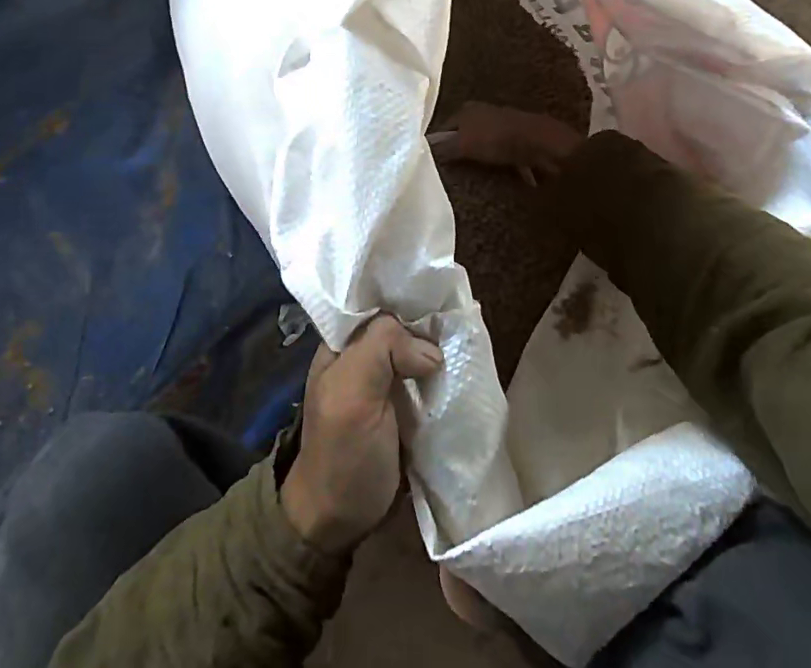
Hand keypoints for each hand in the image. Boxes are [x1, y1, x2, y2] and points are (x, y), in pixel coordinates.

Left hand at [281, 315, 443, 552]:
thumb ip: (381, 349)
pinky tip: (464, 369)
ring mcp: (387, 383)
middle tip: (462, 321)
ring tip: (469, 341)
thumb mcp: (352, 393)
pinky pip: (429, 380)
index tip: (441, 292)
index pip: (376, 303)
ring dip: (441, 350)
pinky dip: (446, 376)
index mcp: (343, 345)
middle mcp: (364, 356)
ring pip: (418, 351)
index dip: (406, 297)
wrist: (341, 519)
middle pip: (401, 325)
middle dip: (429, 323)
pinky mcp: (407, 408)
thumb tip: (430, 349)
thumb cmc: (341, 453)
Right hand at [432, 101, 583, 179]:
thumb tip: (423, 151)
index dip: (437, 145)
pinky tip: (505, 176)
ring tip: (478, 177)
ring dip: (484, 157)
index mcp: (466, 110)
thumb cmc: (494, 141)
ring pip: (485, 143)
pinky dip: (504, 163)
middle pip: (465, 135)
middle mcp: (483, 112)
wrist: (536, 142)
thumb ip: (443, 148)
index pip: (444, 128)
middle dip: (461, 151)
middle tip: (454, 171)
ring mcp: (503, 124)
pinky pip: (505, 153)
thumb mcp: (462, 145)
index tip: (434, 162)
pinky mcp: (519, 137)